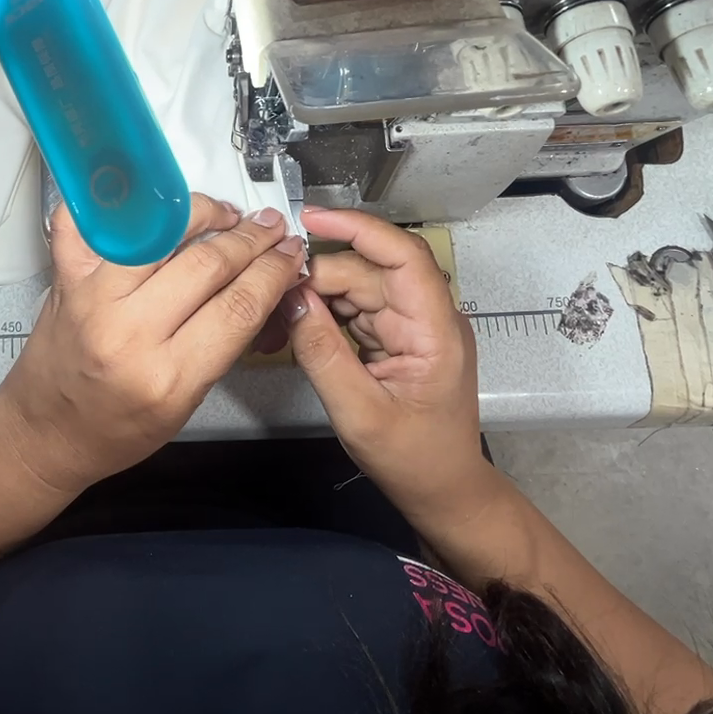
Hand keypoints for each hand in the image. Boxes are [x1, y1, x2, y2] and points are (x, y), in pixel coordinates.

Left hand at [0, 194, 304, 493]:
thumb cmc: (116, 429)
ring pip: (158, 233)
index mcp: (166, 377)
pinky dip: (113, 201)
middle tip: (270, 228)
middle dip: (250, 240)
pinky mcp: (64, 278)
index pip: (238, 307)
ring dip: (200, 212)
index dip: (274, 272)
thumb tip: (259, 284)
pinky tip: (149, 196)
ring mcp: (90, 299)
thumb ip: (221, 344)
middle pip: (206, 265)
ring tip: (225, 213)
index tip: (291, 254)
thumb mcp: (185, 405)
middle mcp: (127, 332)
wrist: (44, 433)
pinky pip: (85, 222)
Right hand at [280, 208, 499, 520]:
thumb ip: (322, 353)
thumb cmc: (412, 460)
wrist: (443, 493)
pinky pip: (350, 311)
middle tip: (269, 304)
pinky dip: (319, 318)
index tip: (309, 220)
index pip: (402, 256)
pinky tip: (291, 331)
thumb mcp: (359, 413)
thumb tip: (291, 297)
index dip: (357, 229)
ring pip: (352, 289)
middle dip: (314, 280)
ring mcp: (408, 326)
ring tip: (274, 325)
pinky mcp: (392, 338)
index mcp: (434, 330)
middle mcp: (424, 317)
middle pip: (364, 272)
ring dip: (311, 300)